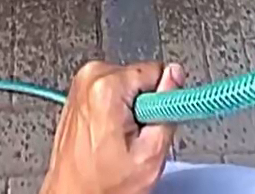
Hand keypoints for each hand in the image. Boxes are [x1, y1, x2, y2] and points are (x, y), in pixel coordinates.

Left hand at [41, 60, 183, 193]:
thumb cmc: (101, 187)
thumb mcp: (149, 156)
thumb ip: (167, 111)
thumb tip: (175, 74)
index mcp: (108, 85)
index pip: (156, 71)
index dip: (159, 102)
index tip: (151, 124)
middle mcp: (92, 75)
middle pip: (140, 77)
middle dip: (143, 106)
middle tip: (133, 138)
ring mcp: (83, 80)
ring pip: (128, 84)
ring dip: (129, 109)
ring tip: (118, 138)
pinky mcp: (79, 88)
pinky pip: (112, 89)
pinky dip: (114, 109)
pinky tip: (106, 133)